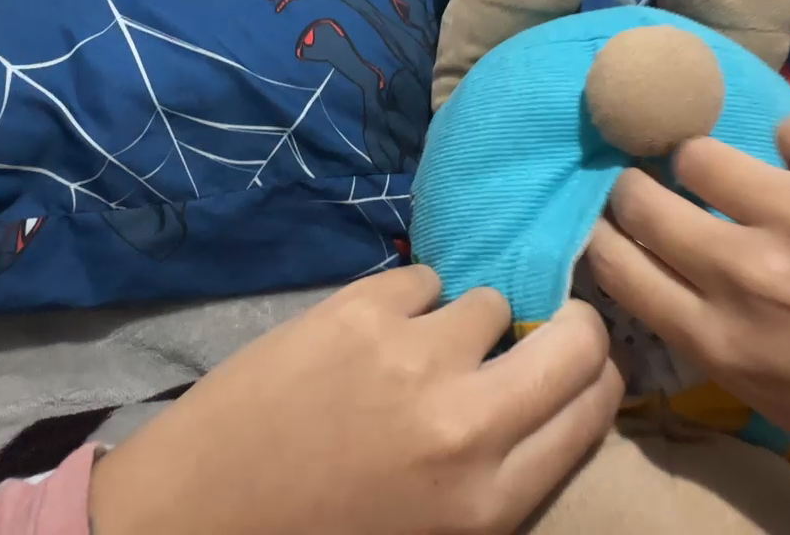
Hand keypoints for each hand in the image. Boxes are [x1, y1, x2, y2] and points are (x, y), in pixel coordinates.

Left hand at [90, 266, 621, 534]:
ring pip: (490, 300)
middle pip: (577, 337)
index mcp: (488, 500)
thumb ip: (502, 474)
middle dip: (571, 327)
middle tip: (535, 335)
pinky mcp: (359, 309)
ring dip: (468, 322)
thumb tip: (548, 398)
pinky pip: (426, 279)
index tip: (580, 366)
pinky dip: (410, 303)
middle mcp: (465, 421)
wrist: (191, 523)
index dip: (598, 376)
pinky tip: (371, 333)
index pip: (595, 407)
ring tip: (421, 349)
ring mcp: (412, 354)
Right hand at [587, 115, 789, 534]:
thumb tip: (692, 267)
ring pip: (706, 150)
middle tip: (658, 180)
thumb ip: (732, 335)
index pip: (618, 264)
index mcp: (729, 346)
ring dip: (718, 162)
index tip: (611, 216)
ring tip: (752, 173)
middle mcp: (750, 274)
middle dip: (640, 186)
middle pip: (643, 196)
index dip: (606, 232)